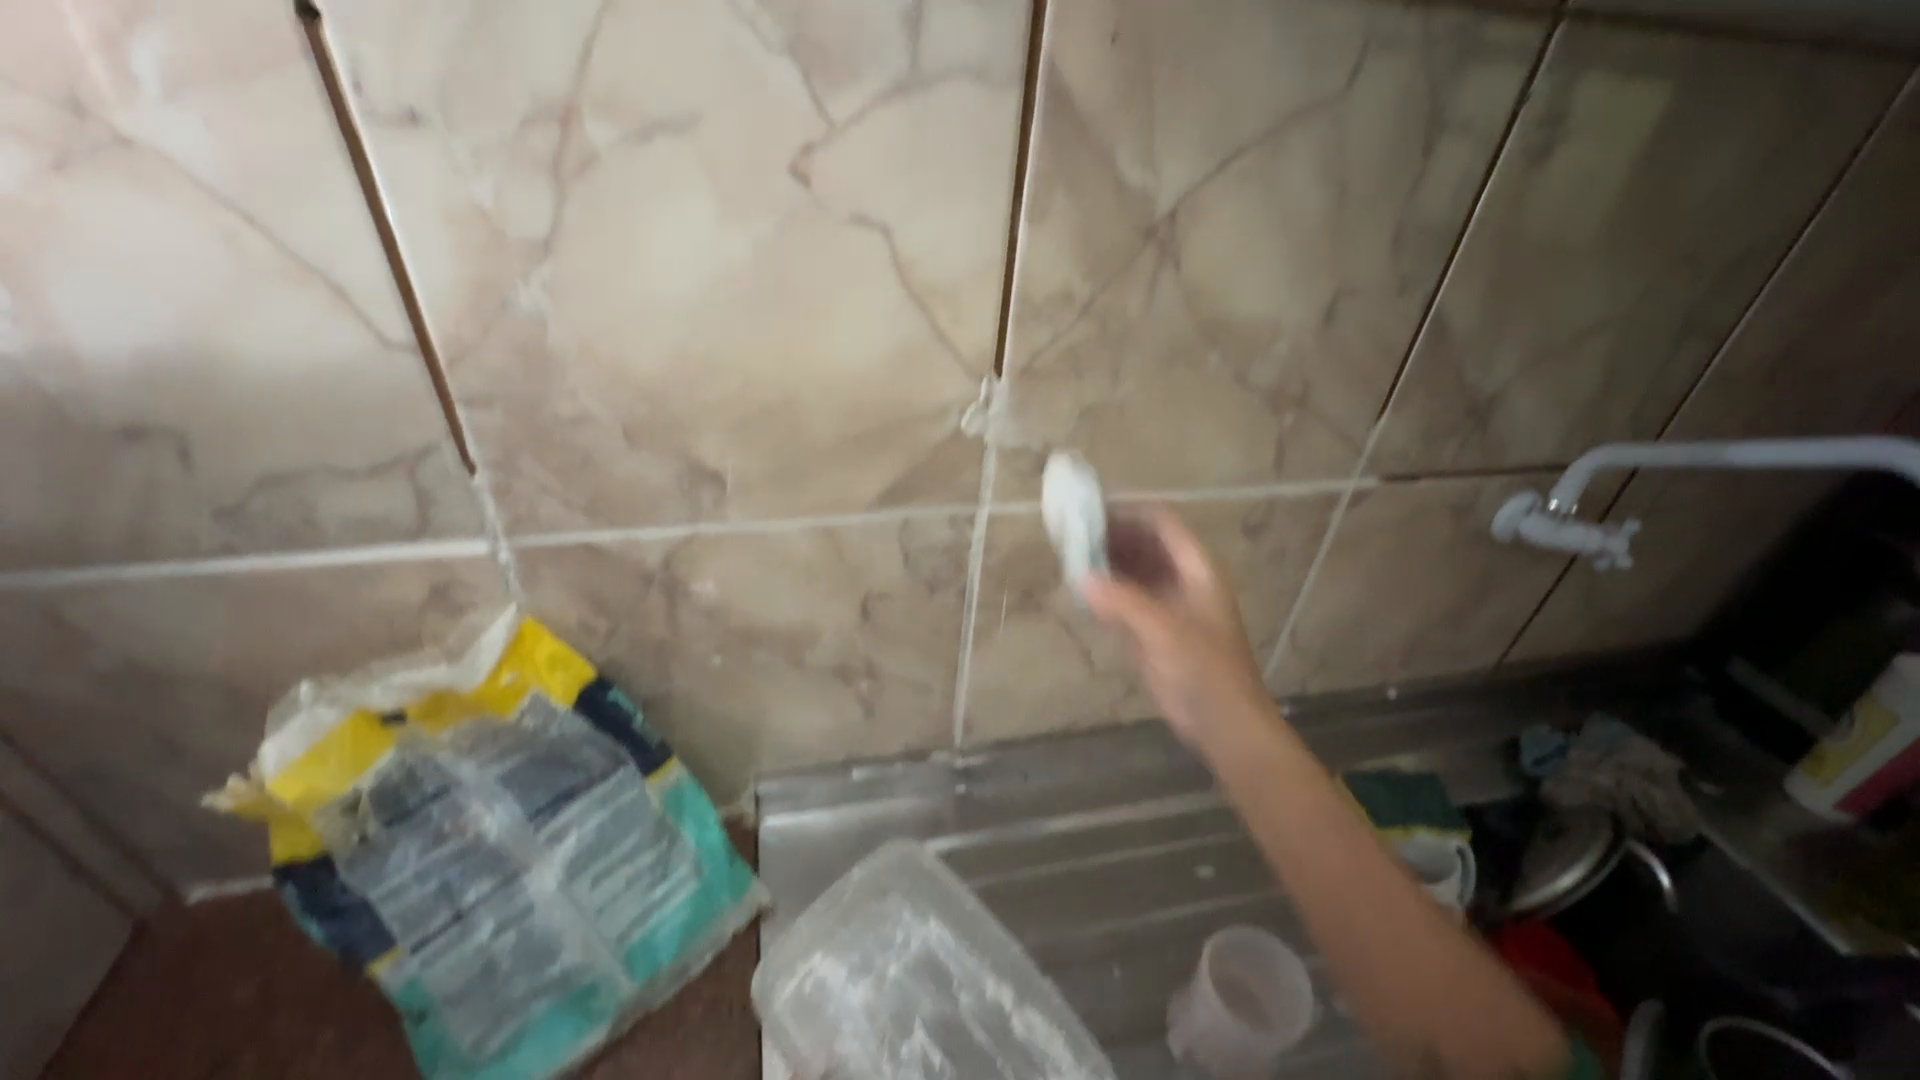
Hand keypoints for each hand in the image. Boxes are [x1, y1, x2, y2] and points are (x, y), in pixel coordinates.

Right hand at [1081, 506, 1276, 746]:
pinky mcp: (1153, 630)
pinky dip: (1105, 591)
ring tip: (1069, 556)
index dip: (1128, 513)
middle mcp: (1182, 579)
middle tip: (1070, 535)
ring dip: (1105, 562)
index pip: (1161, 524)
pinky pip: (1125, 599)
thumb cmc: (1204, 669)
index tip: (1089, 512)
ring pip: (1133, 570)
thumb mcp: (1164, 630)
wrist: (1223, 722)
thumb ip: (1123, 601)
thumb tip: (1080, 578)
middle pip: (1144, 544)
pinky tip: (1080, 590)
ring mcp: (1168, 605)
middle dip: (1111, 536)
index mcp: (1197, 569)